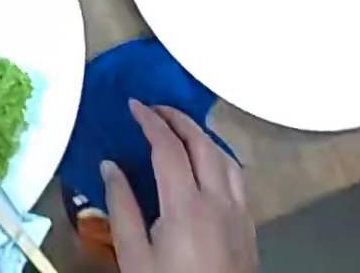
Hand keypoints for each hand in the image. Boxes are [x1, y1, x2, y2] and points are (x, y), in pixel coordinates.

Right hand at [103, 100, 255, 272]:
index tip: (132, 105)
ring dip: (203, 137)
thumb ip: (121, 204)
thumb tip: (110, 164)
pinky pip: (240, 183)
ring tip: (180, 130)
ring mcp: (240, 220)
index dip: (150, 120)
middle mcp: (219, 205)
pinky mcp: (250, 235)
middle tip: (154, 108)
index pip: (169, 146)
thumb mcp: (133, 254)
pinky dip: (220, 160)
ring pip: (229, 161)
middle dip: (178, 119)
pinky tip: (205, 166)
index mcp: (186, 206)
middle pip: (204, 145)